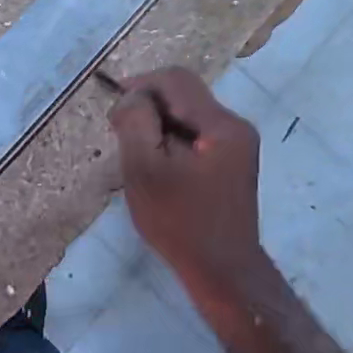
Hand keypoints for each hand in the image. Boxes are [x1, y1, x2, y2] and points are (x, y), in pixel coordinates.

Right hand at [107, 68, 266, 309]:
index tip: (114, 112)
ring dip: (159, 127)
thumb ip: (136, 124)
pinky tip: (158, 169)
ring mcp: (238, 146)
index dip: (140, 86)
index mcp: (221, 124)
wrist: (222, 271)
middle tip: (121, 136)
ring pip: (189, 116)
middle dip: (149, 108)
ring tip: (138, 156)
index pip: (175, 80)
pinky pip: (197, 136)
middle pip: (185, 96)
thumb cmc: (180, 222)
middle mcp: (235, 127)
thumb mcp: (146, 170)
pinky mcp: (232, 163)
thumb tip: (134, 97)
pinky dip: (172, 143)